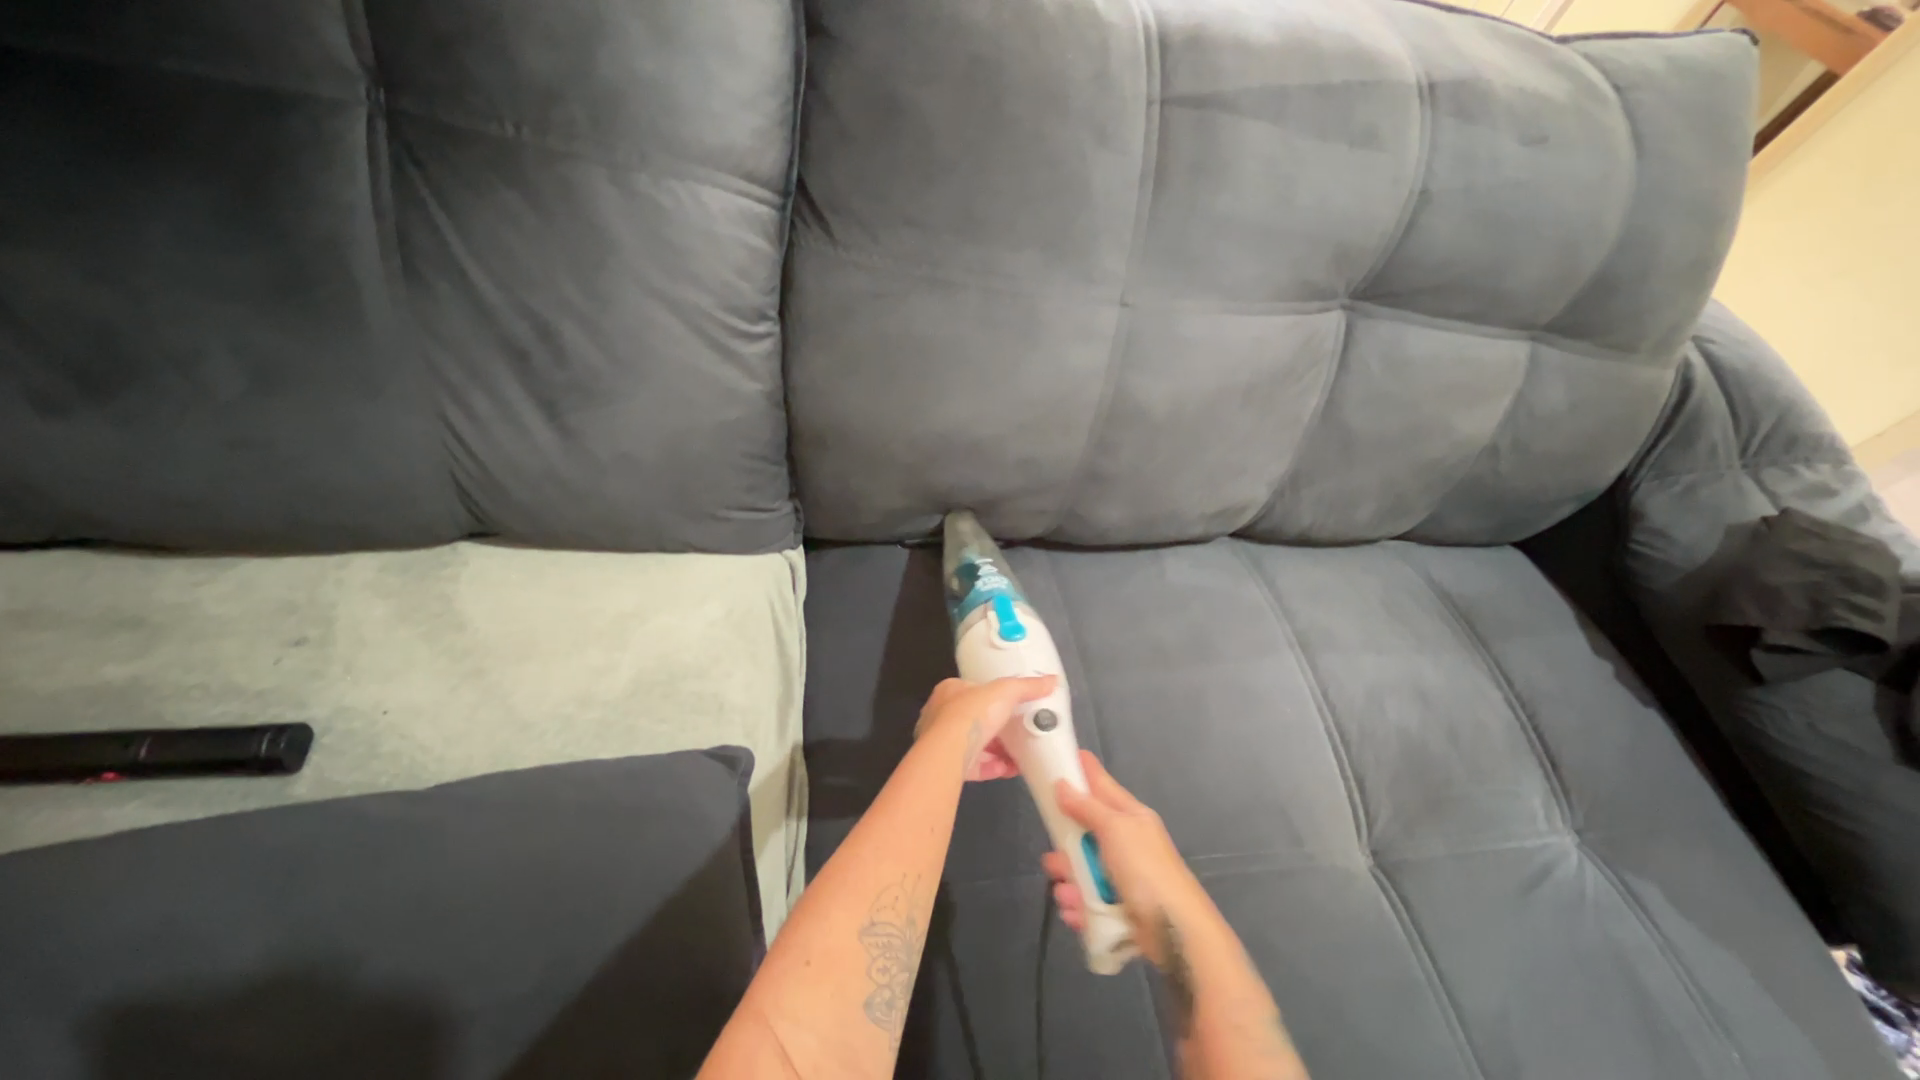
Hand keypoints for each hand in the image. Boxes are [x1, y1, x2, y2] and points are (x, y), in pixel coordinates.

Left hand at [913, 675, 1056, 781]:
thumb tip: (1053, 680)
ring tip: (1020, 756)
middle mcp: (940, 715)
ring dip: (998, 752)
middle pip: (974, 721)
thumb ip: (1028, 686)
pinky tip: (1010, 770)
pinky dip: (992, 768)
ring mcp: (941, 743)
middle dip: (998, 730)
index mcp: (950, 691)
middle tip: (1020, 734)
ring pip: (974, 746)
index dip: (993, 699)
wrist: (949, 751)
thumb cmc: (973, 712)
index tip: (1013, 708)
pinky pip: (973, 767)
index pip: (973, 692)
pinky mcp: (947, 767)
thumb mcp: (1006, 691)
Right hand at [1044, 750, 1207, 969]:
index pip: (1101, 784)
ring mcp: (1122, 875)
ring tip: (1065, 891)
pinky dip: (1079, 906)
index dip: (1082, 771)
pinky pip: (1088, 900)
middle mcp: (1126, 842)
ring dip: (1069, 880)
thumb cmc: (1146, 870)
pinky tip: (1075, 912)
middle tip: (1052, 854)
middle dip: (1065, 844)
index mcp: (1130, 816)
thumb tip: (1062, 784)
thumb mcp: (1116, 830)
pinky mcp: (1118, 905)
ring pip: (1083, 869)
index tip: (1057, 759)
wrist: (1175, 931)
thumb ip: (1087, 807)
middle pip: (1085, 831)